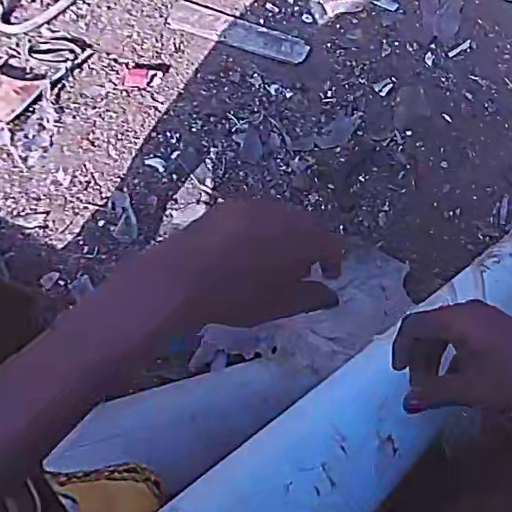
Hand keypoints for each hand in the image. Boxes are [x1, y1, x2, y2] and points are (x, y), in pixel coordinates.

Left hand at [80, 200, 341, 347]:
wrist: (178, 279)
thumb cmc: (235, 297)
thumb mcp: (279, 305)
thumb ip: (312, 297)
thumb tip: (331, 295)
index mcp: (302, 237)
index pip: (331, 243)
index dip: (334, 261)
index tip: (329, 277)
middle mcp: (283, 213)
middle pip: (309, 225)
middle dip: (310, 245)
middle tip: (302, 269)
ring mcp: (254, 206)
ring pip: (282, 218)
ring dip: (285, 236)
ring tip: (272, 260)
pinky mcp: (229, 206)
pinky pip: (256, 215)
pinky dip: (260, 230)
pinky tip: (246, 250)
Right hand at [392, 302, 511, 413]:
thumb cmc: (511, 380)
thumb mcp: (469, 389)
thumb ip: (433, 392)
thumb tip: (408, 401)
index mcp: (458, 319)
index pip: (415, 324)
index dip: (401, 347)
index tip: (399, 372)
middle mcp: (469, 309)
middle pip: (430, 326)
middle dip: (419, 356)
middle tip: (420, 386)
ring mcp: (484, 314)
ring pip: (446, 329)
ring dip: (435, 355)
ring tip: (436, 385)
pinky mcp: (495, 323)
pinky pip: (462, 331)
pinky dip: (452, 352)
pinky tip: (457, 378)